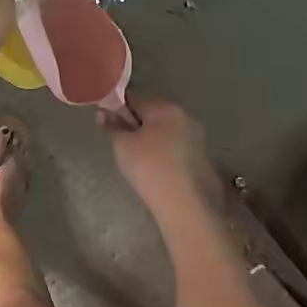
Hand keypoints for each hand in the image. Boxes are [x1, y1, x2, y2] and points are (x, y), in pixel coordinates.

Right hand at [99, 98, 218, 219]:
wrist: (186, 206)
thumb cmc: (149, 167)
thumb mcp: (121, 145)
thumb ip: (111, 125)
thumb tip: (103, 113)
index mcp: (166, 107)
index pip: (134, 100)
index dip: (118, 113)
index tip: (110, 128)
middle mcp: (186, 117)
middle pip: (152, 117)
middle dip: (136, 128)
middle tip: (123, 148)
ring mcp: (198, 139)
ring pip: (165, 135)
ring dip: (151, 144)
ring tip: (139, 164)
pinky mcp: (203, 160)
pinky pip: (176, 151)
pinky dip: (164, 157)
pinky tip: (156, 174)